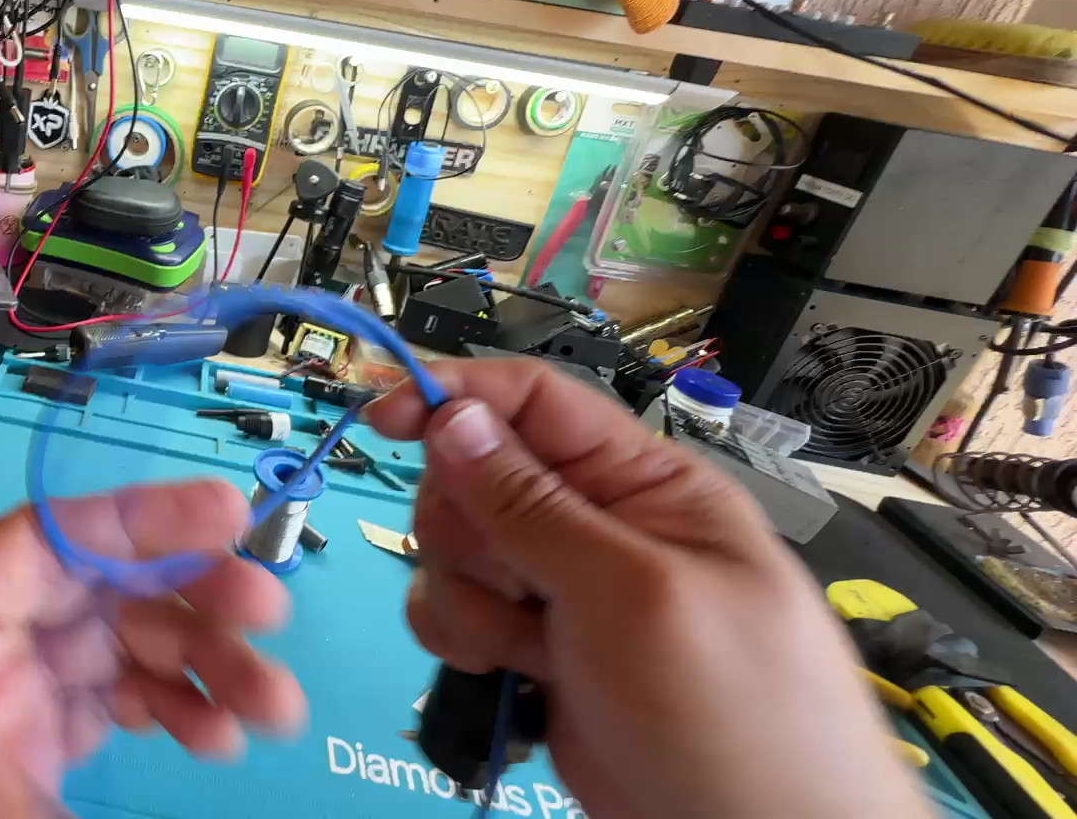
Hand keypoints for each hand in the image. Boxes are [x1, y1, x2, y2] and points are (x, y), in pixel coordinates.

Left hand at [0, 480, 304, 818]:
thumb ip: (62, 742)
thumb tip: (202, 726)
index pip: (41, 539)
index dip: (138, 519)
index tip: (223, 512)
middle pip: (91, 584)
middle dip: (188, 589)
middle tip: (265, 608)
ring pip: (112, 642)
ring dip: (197, 658)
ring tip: (269, 697)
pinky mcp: (18, 742)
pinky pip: (106, 697)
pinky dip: (167, 704)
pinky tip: (216, 731)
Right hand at [368, 357, 926, 818]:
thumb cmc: (727, 716)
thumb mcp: (632, 595)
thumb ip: (531, 504)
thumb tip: (449, 414)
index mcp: (635, 480)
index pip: (529, 399)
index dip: (454, 395)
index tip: (384, 420)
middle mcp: (586, 515)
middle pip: (470, 469)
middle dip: (467, 527)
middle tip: (509, 581)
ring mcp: (549, 576)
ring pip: (449, 539)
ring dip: (466, 593)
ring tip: (527, 646)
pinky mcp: (519, 631)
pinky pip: (446, 597)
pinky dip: (456, 630)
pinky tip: (502, 668)